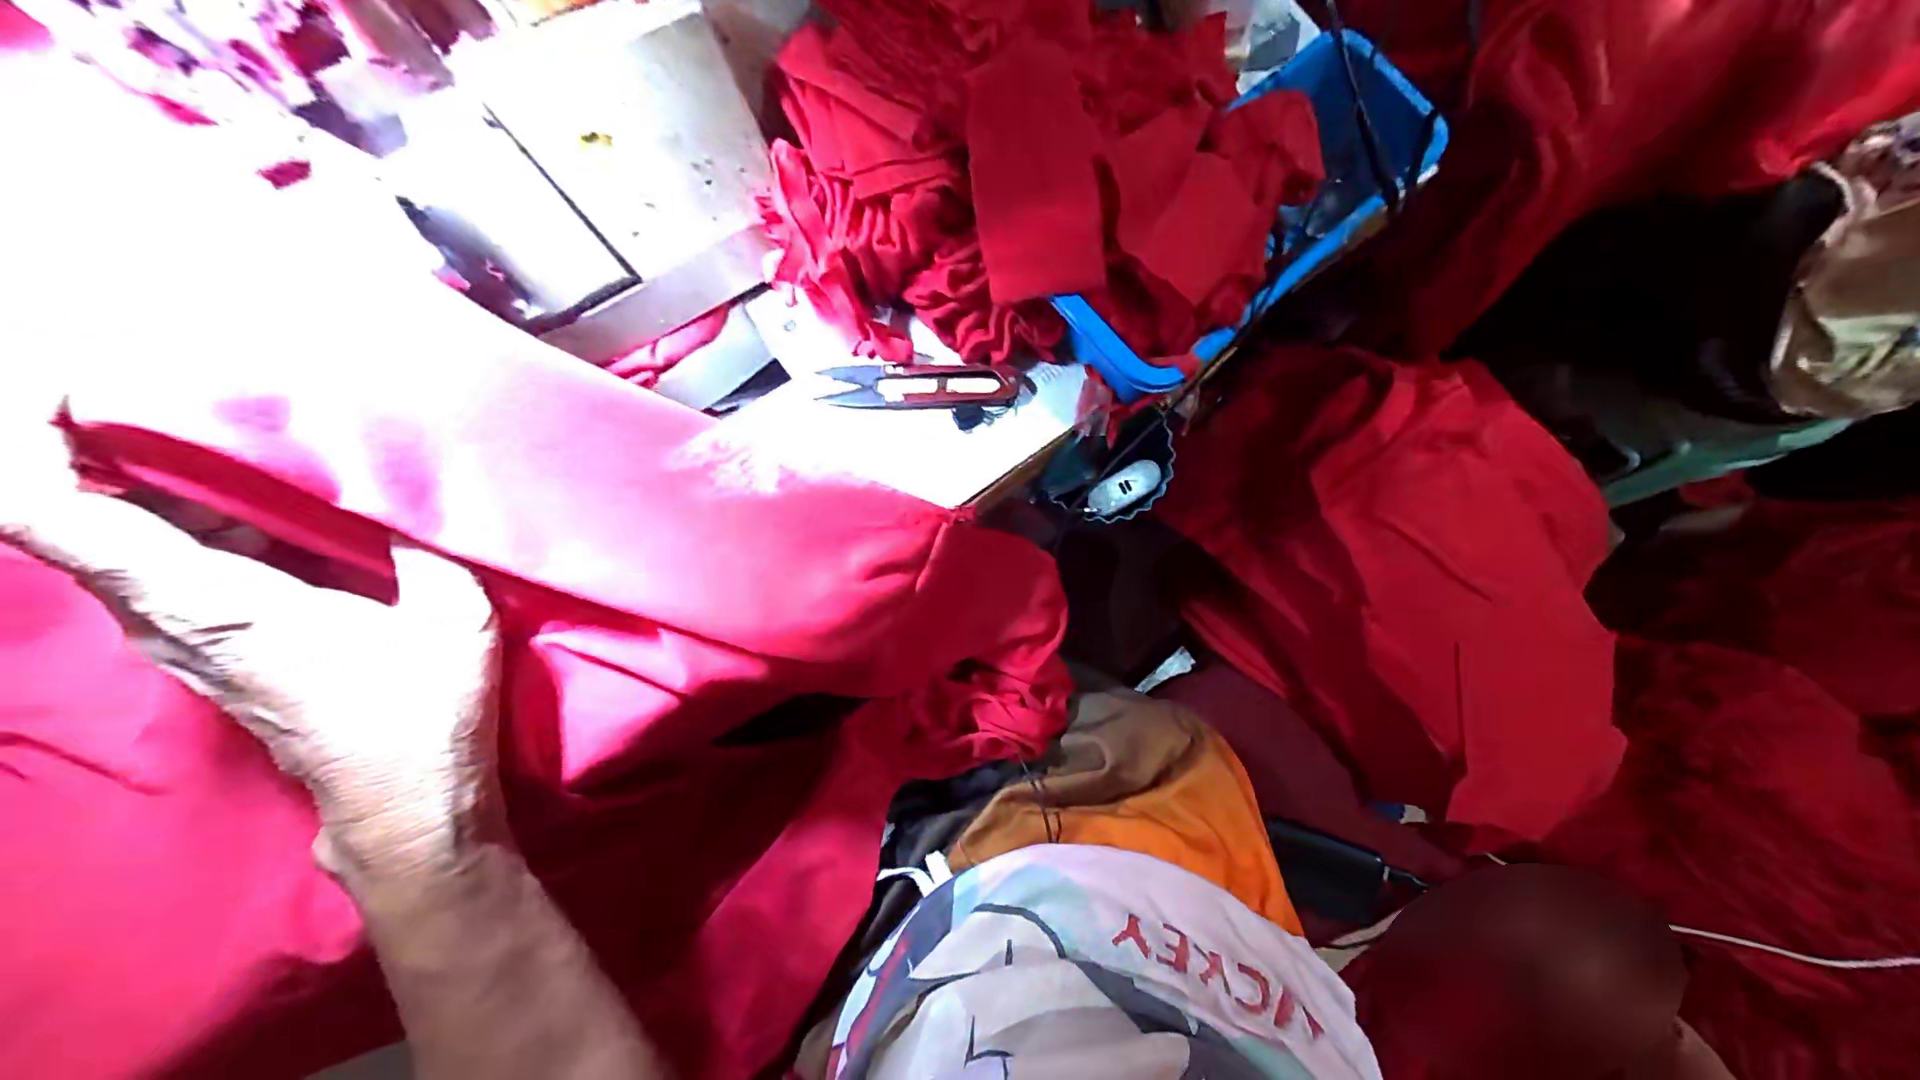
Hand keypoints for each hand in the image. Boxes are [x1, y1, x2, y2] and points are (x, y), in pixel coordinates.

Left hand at [1, 402, 499, 877]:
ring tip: (268, 455)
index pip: (53, 515)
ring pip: (138, 542)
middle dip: (138, 450)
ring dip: (187, 490)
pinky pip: (179, 568)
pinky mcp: (217, 649)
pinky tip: (290, 515)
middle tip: (223, 407)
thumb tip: (402, 484)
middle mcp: (167, 618)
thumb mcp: (450, 613)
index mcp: (211, 602)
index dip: (31, 441)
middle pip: (93, 515)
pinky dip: (214, 527)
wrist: (405, 797)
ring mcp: (186, 638)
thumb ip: (417, 543)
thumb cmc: (423, 708)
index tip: (81, 388)